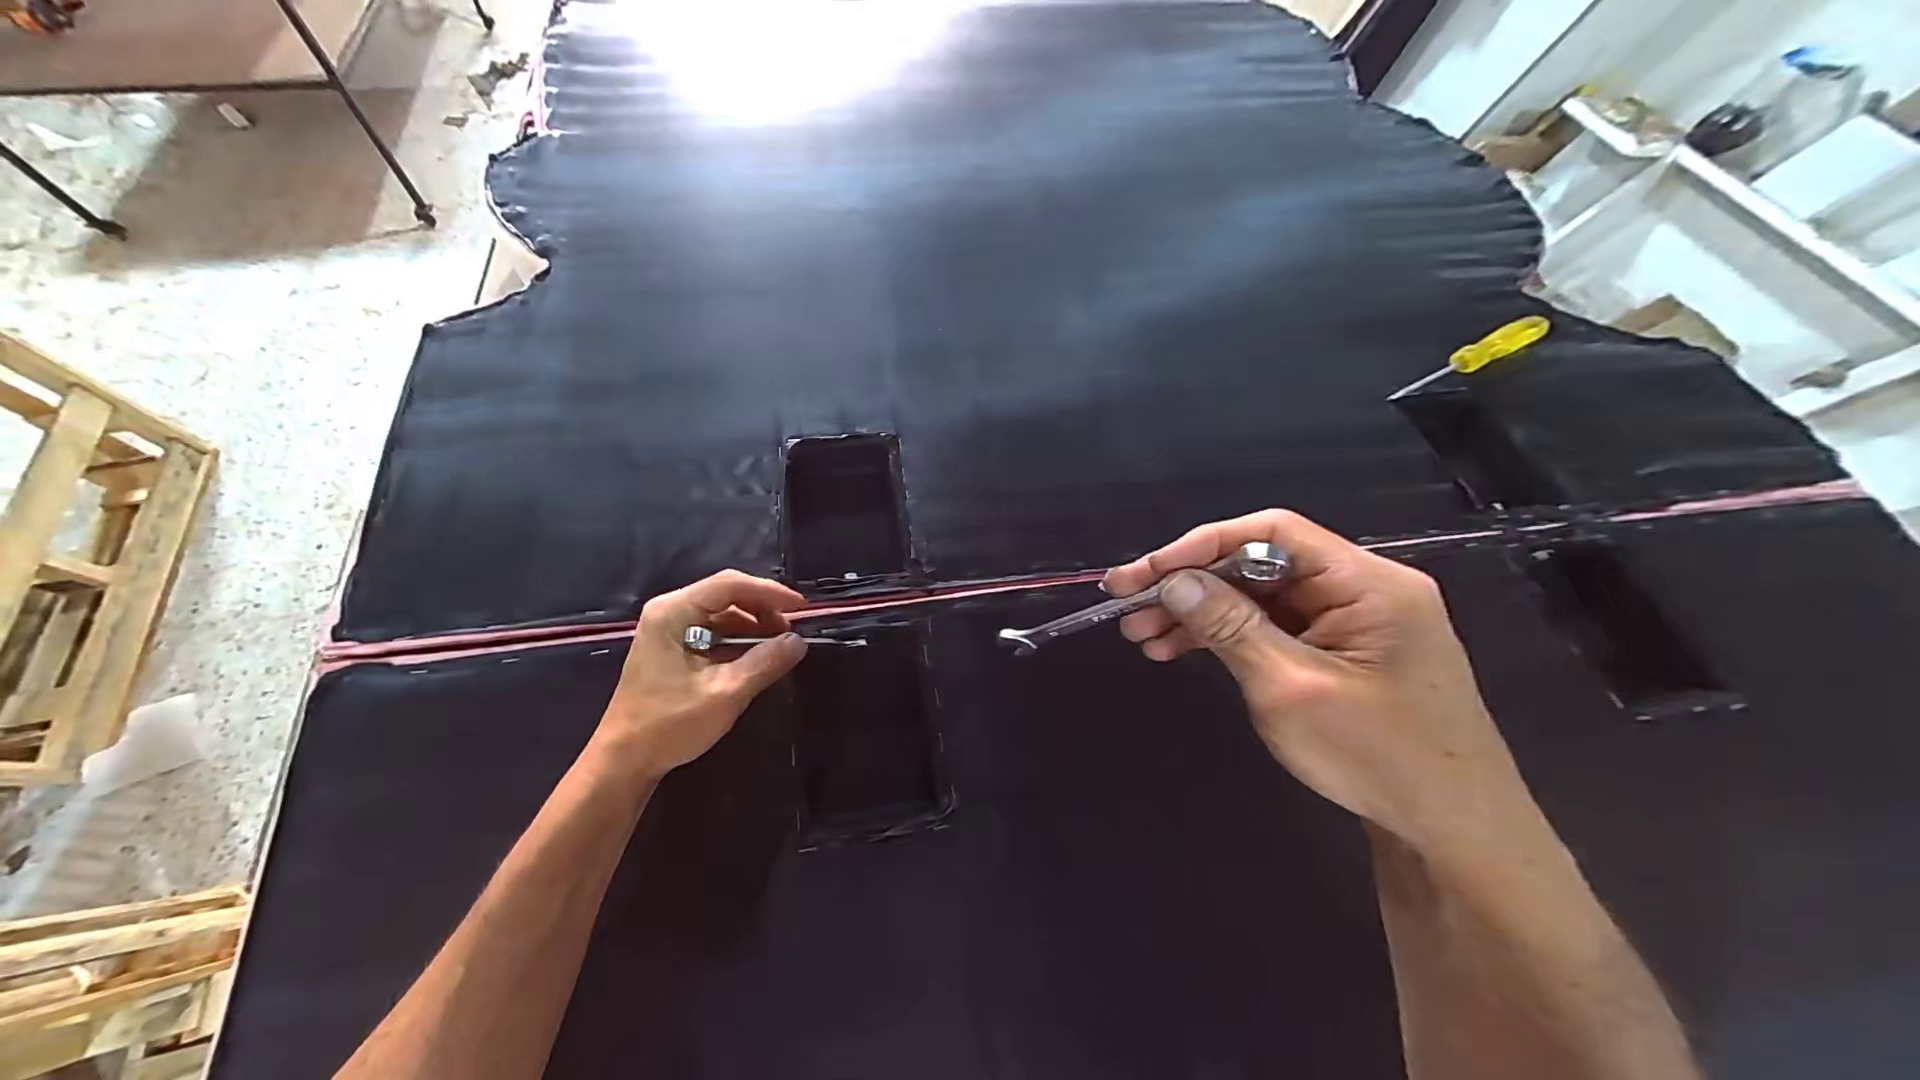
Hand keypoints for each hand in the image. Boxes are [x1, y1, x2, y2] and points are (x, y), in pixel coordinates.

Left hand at [595, 570, 808, 778]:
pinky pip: (714, 630)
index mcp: (673, 612)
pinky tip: (758, 654)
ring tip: (780, 642)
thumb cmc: (669, 724)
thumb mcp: (725, 693)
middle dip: (764, 607)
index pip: (730, 585)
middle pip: (726, 594)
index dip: (771, 593)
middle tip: (793, 628)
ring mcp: (669, 628)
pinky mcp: (673, 646)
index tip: (802, 608)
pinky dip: (739, 638)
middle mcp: (669, 611)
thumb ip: (765, 662)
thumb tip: (799, 641)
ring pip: (722, 612)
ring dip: (753, 623)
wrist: (624, 761)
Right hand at [1103, 510, 1539, 855]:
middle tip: (1127, 606)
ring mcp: (1349, 621)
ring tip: (1140, 636)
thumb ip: (1230, 626)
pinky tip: (1178, 650)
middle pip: (1259, 564)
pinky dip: (1225, 637)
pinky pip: (1271, 627)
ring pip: (1258, 598)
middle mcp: (1360, 589)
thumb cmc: (1377, 758)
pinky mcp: (1338, 651)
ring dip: (1199, 613)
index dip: (1200, 546)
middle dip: (1190, 584)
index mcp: (1366, 582)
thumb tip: (1174, 582)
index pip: (1271, 534)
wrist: (1450, 834)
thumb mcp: (1289, 688)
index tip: (1144, 573)